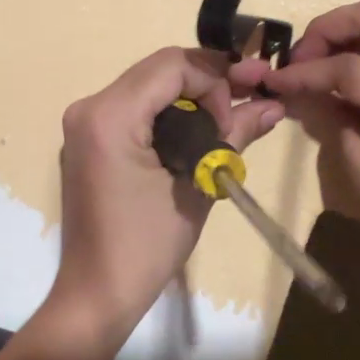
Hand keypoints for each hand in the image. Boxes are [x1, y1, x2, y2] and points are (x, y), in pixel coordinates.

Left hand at [49, 47, 282, 337]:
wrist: (98, 293)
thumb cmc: (147, 247)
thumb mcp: (198, 188)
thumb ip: (233, 137)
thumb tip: (274, 105)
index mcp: (109, 116)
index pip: (173, 66)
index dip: (214, 82)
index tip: (232, 122)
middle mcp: (90, 108)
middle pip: (160, 71)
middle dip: (207, 86)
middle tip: (245, 109)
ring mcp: (85, 124)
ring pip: (149, 87)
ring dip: (190, 101)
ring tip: (224, 131)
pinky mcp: (89, 141)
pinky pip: (135, 109)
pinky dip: (169, 116)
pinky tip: (196, 140)